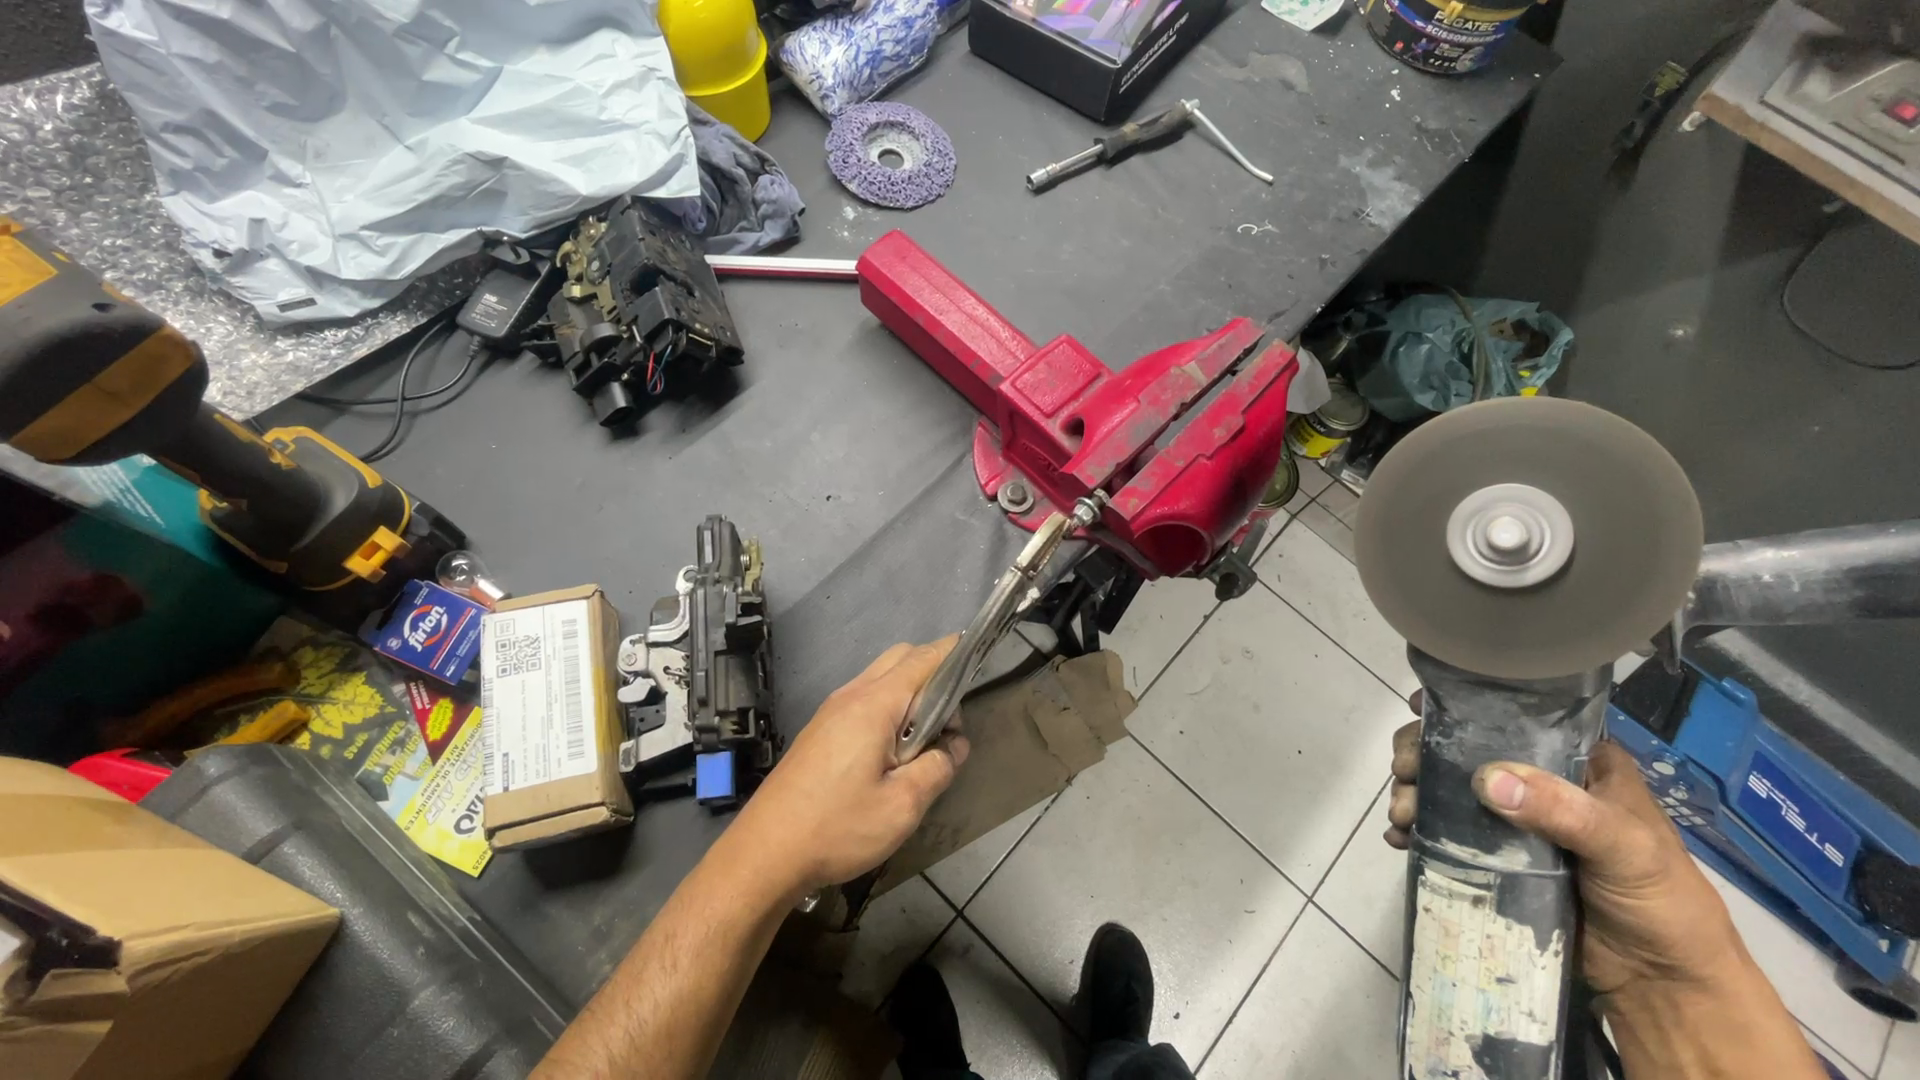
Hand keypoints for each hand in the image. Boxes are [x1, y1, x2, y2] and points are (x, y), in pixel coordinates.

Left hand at [729, 638, 970, 894]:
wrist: (765, 853)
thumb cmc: (837, 828)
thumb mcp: (903, 807)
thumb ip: (938, 768)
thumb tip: (955, 745)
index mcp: (873, 705)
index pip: (923, 659)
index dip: (954, 654)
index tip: (979, 663)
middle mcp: (850, 696)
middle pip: (901, 658)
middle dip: (934, 675)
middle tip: (948, 724)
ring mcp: (831, 712)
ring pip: (881, 679)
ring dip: (910, 696)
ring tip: (921, 746)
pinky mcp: (820, 731)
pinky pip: (864, 700)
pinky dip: (888, 710)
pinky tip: (891, 754)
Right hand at [1384, 711, 1743, 997]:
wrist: (1661, 982)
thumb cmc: (1661, 900)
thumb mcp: (1625, 847)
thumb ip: (1563, 810)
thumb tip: (1487, 780)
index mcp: (1576, 763)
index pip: (1514, 718)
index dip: (1463, 709)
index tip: (1418, 707)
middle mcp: (1538, 783)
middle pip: (1465, 751)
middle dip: (1423, 754)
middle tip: (1404, 771)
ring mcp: (1511, 822)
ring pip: (1447, 790)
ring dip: (1413, 794)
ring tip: (1402, 816)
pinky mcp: (1493, 859)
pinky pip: (1444, 835)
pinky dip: (1415, 832)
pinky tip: (1399, 839)